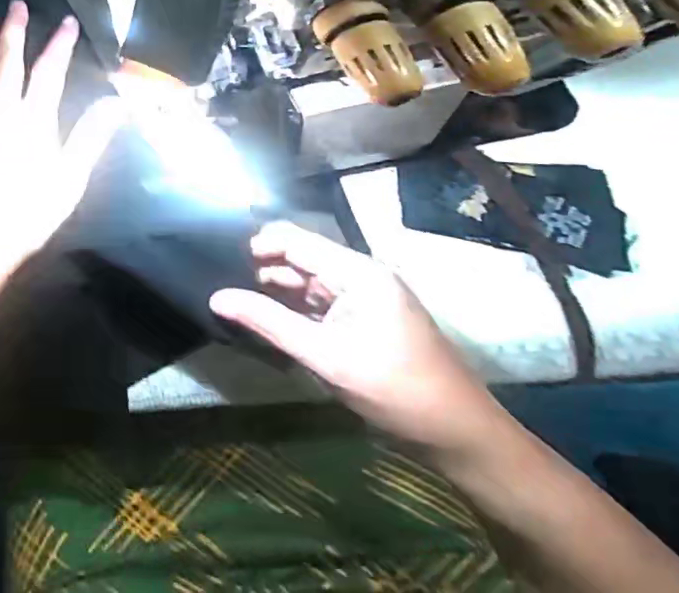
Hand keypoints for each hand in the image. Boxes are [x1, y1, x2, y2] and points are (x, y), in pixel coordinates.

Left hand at [0, 0, 125, 317]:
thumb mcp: (69, 180)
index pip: (49, 71)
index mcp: (32, 118)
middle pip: (7, 61)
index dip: (60, 44)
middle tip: (16, 4)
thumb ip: (90, 137)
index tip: (68, 23)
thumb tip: (116, 102)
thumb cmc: (24, 214)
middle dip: (14, 31)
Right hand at [210, 223, 504, 455]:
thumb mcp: (325, 357)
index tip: (220, 262)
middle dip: (264, 268)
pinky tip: (270, 319)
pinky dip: (296, 307)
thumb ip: (269, 322)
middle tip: (225, 285)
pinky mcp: (365, 318)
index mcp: (359, 272)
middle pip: (301, 257)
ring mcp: (366, 296)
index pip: (297, 241)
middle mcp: (362, 275)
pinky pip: (321, 301)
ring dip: (278, 289)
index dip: (258, 246)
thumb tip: (217, 298)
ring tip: (240, 302)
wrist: (462, 437)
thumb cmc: (395, 391)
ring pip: (309, 280)